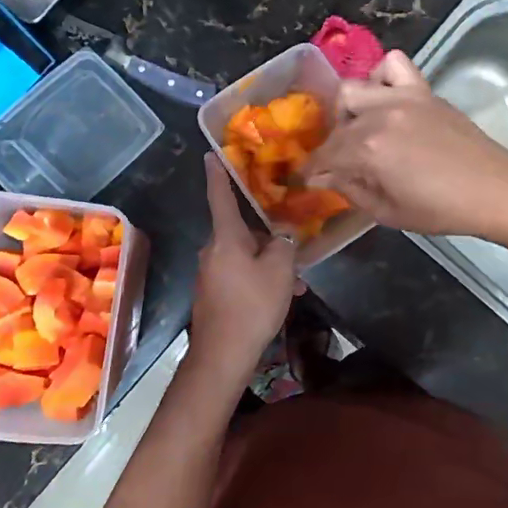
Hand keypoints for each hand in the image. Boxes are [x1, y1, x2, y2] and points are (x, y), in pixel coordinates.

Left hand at [189, 153, 298, 372]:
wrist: (223, 353)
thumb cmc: (252, 304)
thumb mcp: (279, 270)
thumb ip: (284, 244)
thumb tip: (282, 235)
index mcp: (225, 238)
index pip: (220, 197)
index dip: (218, 174)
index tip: (211, 154)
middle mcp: (212, 251)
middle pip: (242, 232)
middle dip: (269, 239)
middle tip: (295, 250)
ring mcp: (211, 273)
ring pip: (246, 257)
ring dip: (270, 265)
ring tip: (296, 284)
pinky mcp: (214, 294)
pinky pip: (241, 276)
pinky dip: (260, 281)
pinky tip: (282, 297)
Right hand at [301, 51, 507, 238]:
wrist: (492, 190)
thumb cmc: (439, 210)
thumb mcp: (387, 212)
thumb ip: (350, 190)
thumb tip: (323, 178)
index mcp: (367, 149)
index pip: (325, 155)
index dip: (313, 170)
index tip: (310, 178)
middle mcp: (378, 115)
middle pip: (336, 123)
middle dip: (331, 145)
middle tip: (341, 162)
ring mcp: (401, 97)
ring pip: (353, 89)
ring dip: (348, 110)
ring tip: (359, 129)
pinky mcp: (422, 91)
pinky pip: (393, 66)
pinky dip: (381, 76)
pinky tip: (385, 99)